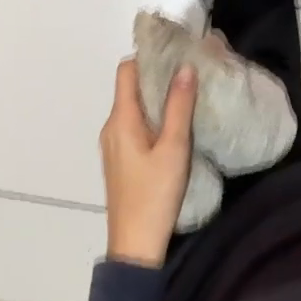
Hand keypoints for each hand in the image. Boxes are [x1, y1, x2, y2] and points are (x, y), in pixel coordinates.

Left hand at [99, 58, 196, 266]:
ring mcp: (114, 145)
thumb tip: (185, 67)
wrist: (135, 247)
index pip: (126, 71)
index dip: (148, 57)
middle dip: (157, 75)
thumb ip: (180, 107)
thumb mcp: (174, 149)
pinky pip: (135, 125)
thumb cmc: (154, 195)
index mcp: (120, 119)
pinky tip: (176, 126)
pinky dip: (153, 117)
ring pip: (134, 108)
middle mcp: (111, 127)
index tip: (176, 52)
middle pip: (130, 88)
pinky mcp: (121, 160)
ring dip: (157, 98)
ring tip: (187, 95)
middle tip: (189, 72)